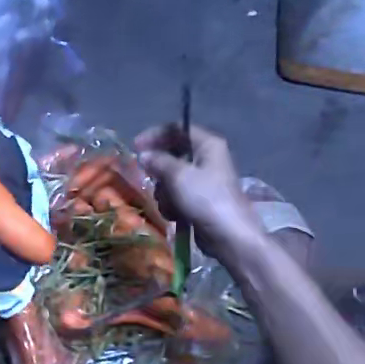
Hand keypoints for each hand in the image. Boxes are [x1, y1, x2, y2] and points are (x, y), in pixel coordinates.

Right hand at [135, 123, 266, 269]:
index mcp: (208, 144)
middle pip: (172, 153)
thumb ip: (158, 161)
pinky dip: (171, 203)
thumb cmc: (205, 199)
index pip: (177, 129)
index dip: (154, 135)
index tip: (135, 147)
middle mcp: (207, 157)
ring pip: (171, 176)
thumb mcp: (178, 175)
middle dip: (158, 168)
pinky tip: (174, 214)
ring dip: (164, 190)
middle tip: (146, 177)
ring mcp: (203, 179)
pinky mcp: (199, 198)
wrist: (229, 235)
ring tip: (168, 202)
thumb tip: (143, 155)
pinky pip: (177, 193)